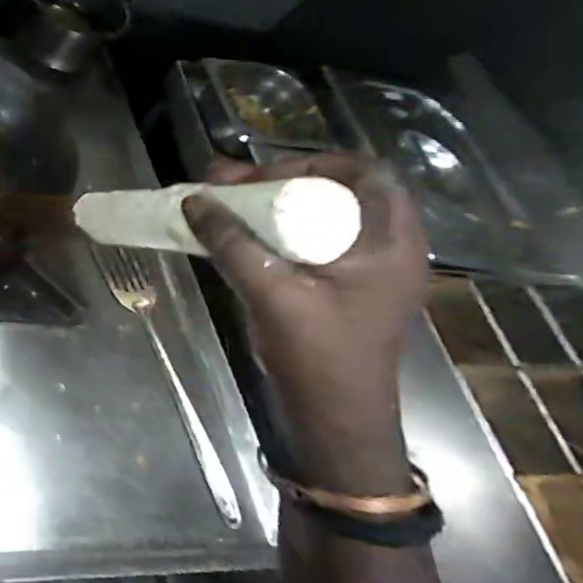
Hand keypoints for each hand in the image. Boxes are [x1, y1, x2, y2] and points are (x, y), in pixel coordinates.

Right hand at [183, 154, 428, 492]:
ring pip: (316, 213)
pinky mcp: (340, 285)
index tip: (263, 175)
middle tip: (227, 184)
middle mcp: (384, 248)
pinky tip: (233, 231)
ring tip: (219, 201)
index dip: (313, 162)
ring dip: (268, 202)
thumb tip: (193, 199)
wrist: (334, 420)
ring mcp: (362, 268)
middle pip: (334, 190)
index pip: (366, 173)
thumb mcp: (270, 292)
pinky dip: (270, 227)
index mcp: (389, 244)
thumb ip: (231, 242)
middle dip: (276, 179)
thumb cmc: (318, 355)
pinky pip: (306, 238)